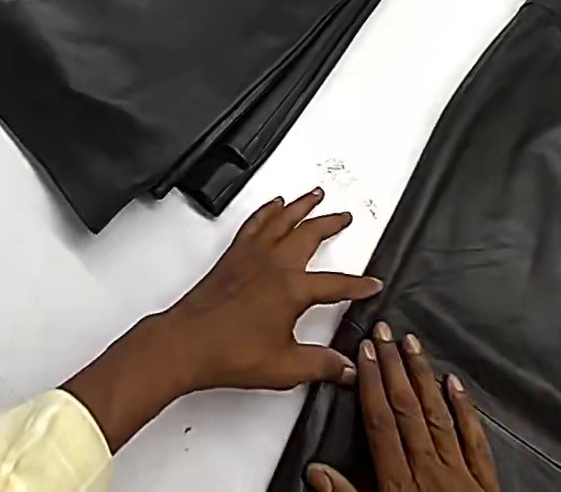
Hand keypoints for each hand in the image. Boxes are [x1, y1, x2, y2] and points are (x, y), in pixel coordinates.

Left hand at [63, 189, 380, 449]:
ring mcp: (253, 253)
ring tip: (315, 194)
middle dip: (331, 223)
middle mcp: (274, 262)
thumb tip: (346, 367)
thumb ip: (321, 365)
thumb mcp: (285, 367)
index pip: (335, 284)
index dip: (357, 284)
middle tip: (345, 216)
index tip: (372, 282)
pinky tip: (273, 204)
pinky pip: (256, 221)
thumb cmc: (229, 352)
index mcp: (291, 288)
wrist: (189, 342)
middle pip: (310, 234)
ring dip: (302, 204)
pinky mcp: (235, 253)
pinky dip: (268, 209)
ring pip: (283, 218)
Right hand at [307, 324, 499, 491]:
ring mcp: (460, 477)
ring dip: (422, 375)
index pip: (380, 421)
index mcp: (400, 485)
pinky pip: (475, 442)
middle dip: (392, 366)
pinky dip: (465, 410)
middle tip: (383, 330)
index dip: (370, 382)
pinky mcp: (487, 488)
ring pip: (437, 415)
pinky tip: (454, 383)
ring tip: (411, 343)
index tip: (364, 351)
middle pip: (406, 409)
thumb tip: (316, 471)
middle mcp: (430, 473)